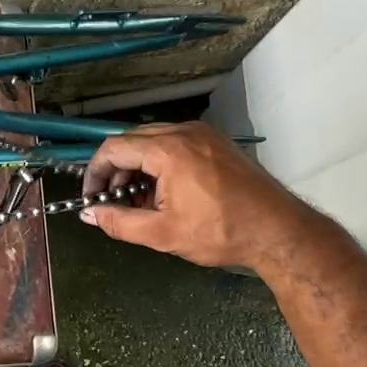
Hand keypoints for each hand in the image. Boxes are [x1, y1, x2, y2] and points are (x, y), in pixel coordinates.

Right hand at [80, 122, 308, 268]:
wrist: (277, 230)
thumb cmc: (220, 232)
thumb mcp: (162, 233)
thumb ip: (119, 221)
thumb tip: (89, 214)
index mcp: (168, 150)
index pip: (113, 148)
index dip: (95, 172)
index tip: (92, 197)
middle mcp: (184, 132)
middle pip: (132, 141)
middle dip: (116, 170)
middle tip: (115, 201)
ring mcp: (203, 135)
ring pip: (153, 141)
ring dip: (138, 167)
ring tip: (140, 201)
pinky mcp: (216, 143)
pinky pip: (175, 143)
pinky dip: (160, 163)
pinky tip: (165, 192)